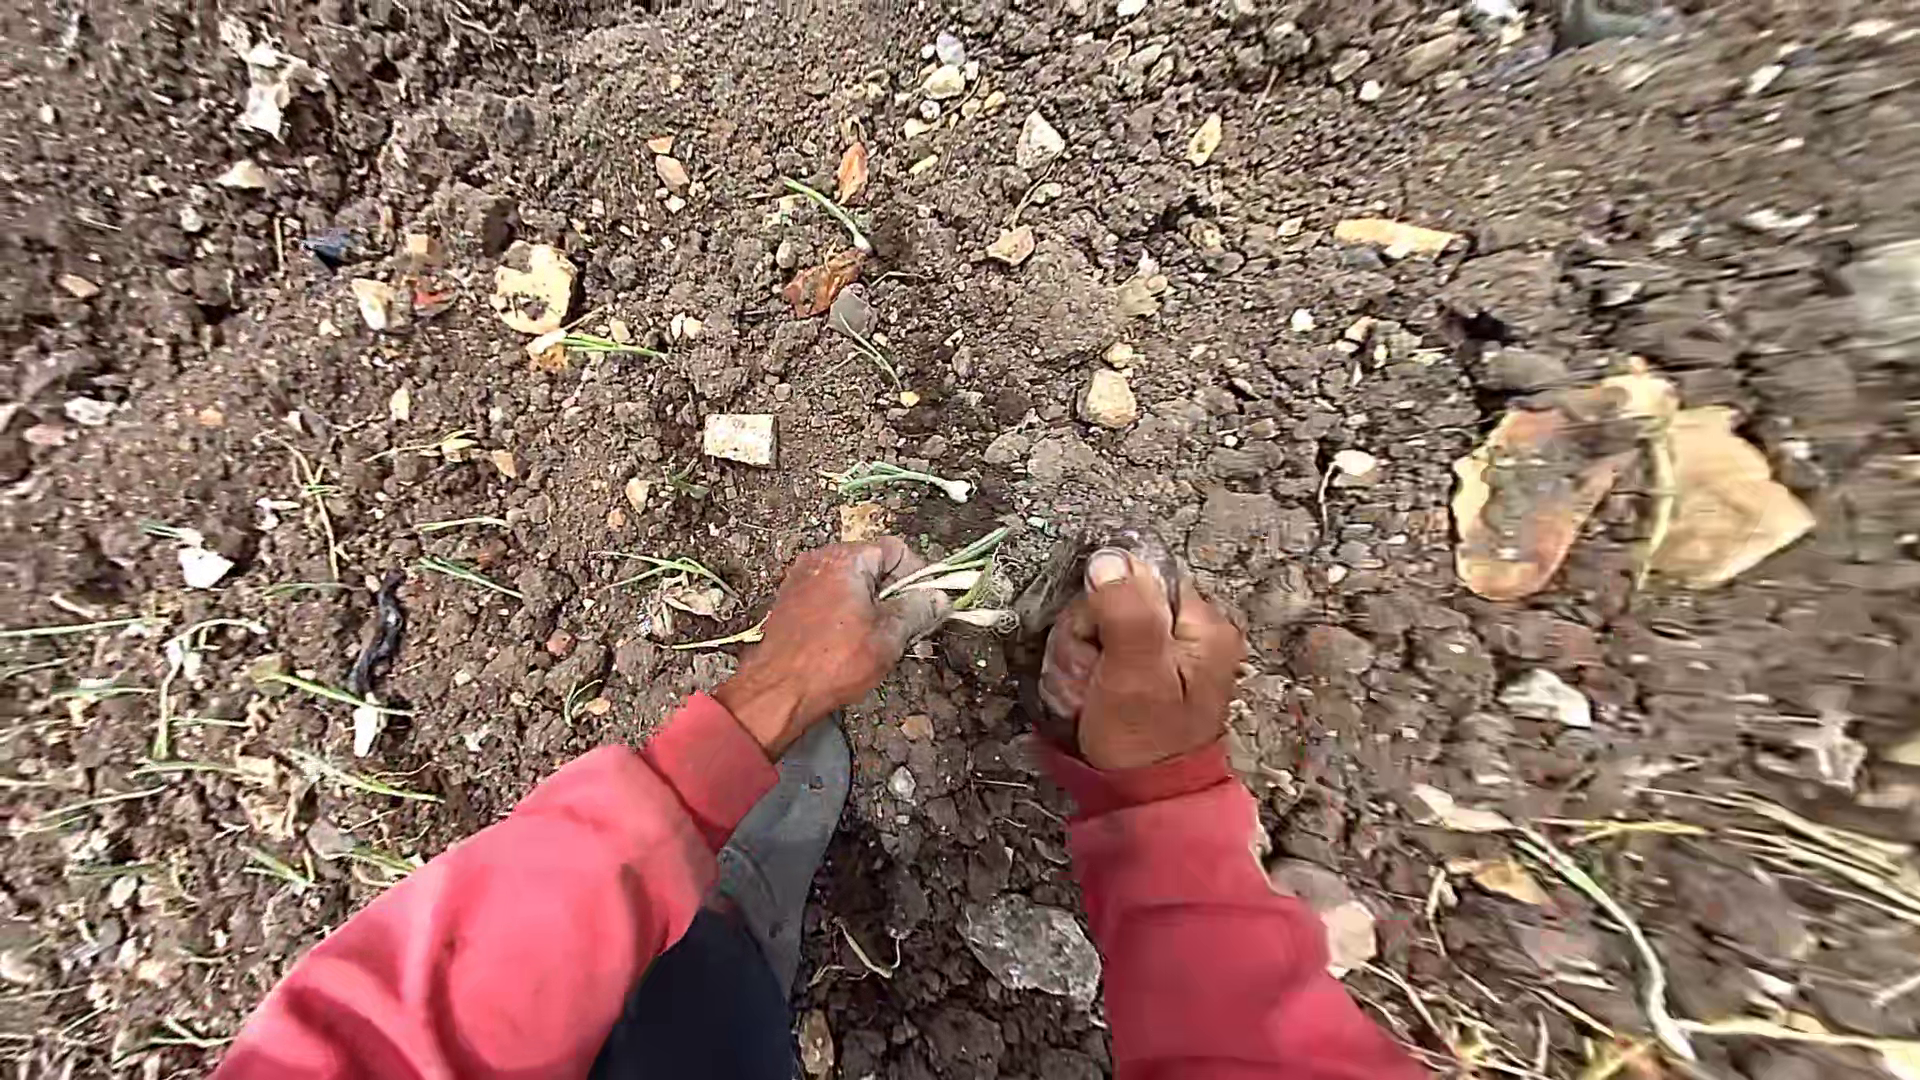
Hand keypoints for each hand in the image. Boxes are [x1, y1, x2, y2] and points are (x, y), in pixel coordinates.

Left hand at [714, 538, 946, 756]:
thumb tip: (938, 598)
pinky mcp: (793, 604)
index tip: (926, 604)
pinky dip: (851, 615)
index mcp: (846, 559)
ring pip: (855, 585)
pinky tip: (856, 645)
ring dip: (875, 608)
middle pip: (875, 567)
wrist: (777, 693)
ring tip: (884, 642)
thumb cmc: (832, 662)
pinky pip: (833, 599)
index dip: (918, 575)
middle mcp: (820, 561)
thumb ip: (919, 609)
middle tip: (909, 628)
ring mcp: (803, 581)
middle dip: (897, 596)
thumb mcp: (889, 635)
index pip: (895, 549)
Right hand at [1038, 550, 1244, 770]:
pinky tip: (1088, 693)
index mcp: (1202, 626)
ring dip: (1080, 655)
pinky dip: (1082, 669)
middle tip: (1094, 673)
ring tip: (1090, 689)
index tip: (1099, 637)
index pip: (1139, 576)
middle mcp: (1185, 634)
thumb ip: (1126, 611)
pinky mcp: (1137, 670)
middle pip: (1113, 600)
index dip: (1107, 602)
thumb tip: (1108, 560)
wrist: (1139, 799)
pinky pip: (1095, 649)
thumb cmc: (1144, 741)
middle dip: (1088, 634)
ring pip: (1096, 625)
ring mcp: (1160, 654)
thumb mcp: (1136, 672)